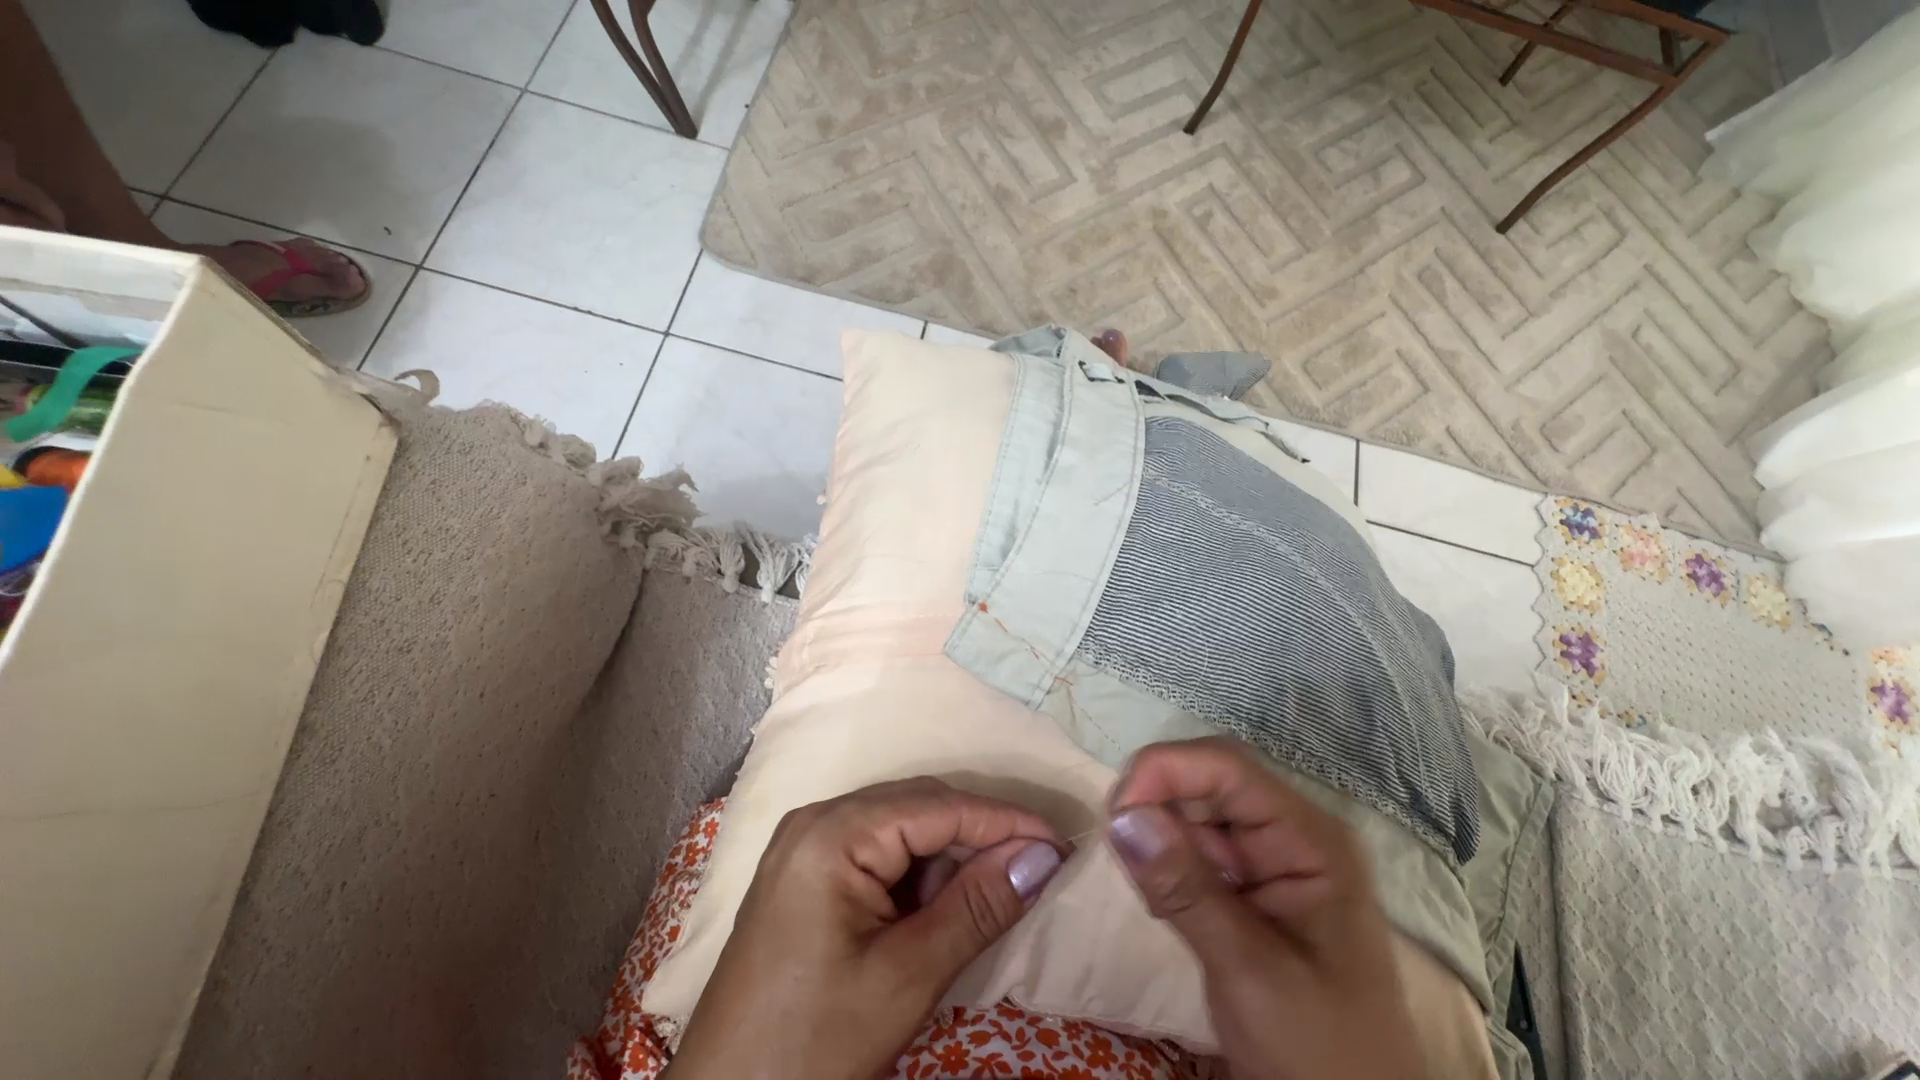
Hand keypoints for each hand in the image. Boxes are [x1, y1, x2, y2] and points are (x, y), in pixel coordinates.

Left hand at [666, 778, 1067, 1079]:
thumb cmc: (815, 1039)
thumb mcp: (908, 976)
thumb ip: (977, 907)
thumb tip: (1043, 855)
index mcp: (832, 833)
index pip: (939, 806)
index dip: (1006, 820)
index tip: (1064, 843)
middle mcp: (816, 821)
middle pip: (919, 807)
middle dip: (980, 835)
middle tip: (1037, 870)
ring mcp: (805, 846)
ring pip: (901, 828)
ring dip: (950, 857)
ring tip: (992, 896)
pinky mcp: (805, 875)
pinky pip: (877, 853)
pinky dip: (918, 874)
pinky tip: (941, 907)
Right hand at [1107, 738, 1419, 1079]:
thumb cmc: (1319, 1049)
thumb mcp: (1250, 971)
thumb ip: (1187, 890)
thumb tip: (1121, 816)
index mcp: (1310, 839)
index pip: (1227, 767)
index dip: (1165, 769)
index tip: (1114, 812)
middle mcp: (1292, 836)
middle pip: (1209, 783)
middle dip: (1156, 803)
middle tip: (1119, 854)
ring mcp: (1273, 864)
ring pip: (1197, 816)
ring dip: (1159, 837)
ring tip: (1146, 888)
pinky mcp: (1252, 892)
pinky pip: (1198, 854)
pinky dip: (1168, 866)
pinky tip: (1161, 901)